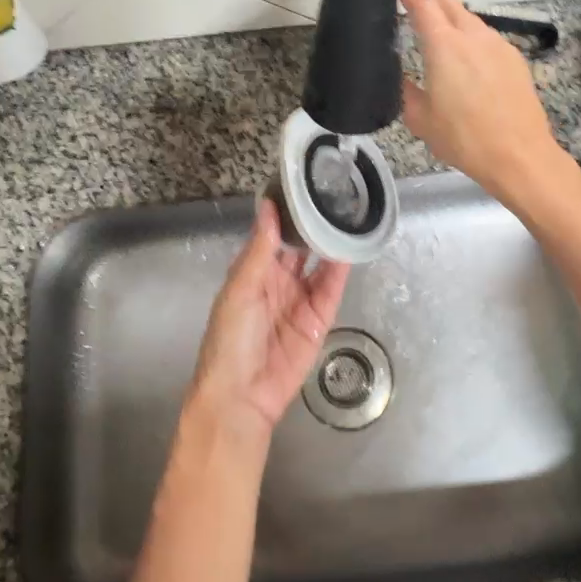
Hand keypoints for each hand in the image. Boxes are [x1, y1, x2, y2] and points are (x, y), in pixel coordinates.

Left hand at [186, 199, 350, 438]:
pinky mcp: (318, 320)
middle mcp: (277, 281)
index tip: (303, 185)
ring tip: (347, 216)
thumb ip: (260, 249)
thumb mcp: (241, 289)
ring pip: (318, 265)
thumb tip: (268, 206)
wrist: (242, 396)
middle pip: (299, 247)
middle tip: (333, 195)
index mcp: (252, 271)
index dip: (286, 213)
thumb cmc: (230, 339)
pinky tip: (350, 248)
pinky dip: (340, 270)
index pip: (272, 234)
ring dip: (330, 244)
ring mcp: (298, 300)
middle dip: (313, 225)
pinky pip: (330, 290)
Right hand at [398, 0, 570, 200]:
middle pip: (448, 3)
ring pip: (470, 19)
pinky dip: (470, 38)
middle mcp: (472, 36)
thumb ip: (405, 90)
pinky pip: (487, 38)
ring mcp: (498, 45)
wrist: (519, 156)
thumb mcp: (420, 119)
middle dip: (429, 0)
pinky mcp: (515, 59)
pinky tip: (466, 60)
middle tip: (411, 9)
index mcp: (444, 45)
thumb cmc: (464, 139)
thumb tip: (399, 75)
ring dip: (451, 19)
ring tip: (437, 37)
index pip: (423, 3)